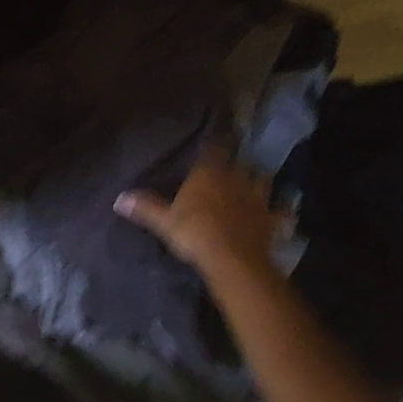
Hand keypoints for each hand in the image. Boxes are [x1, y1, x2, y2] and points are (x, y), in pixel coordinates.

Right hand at [115, 144, 281, 272]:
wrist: (233, 261)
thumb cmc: (195, 232)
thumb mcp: (164, 221)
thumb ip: (145, 207)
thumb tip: (118, 198)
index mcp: (208, 174)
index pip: (213, 150)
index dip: (214, 145)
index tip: (214, 141)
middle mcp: (235, 180)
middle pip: (240, 163)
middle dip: (238, 161)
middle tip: (234, 161)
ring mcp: (257, 200)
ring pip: (263, 181)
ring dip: (260, 179)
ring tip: (257, 179)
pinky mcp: (272, 221)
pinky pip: (281, 212)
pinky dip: (283, 211)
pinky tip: (284, 211)